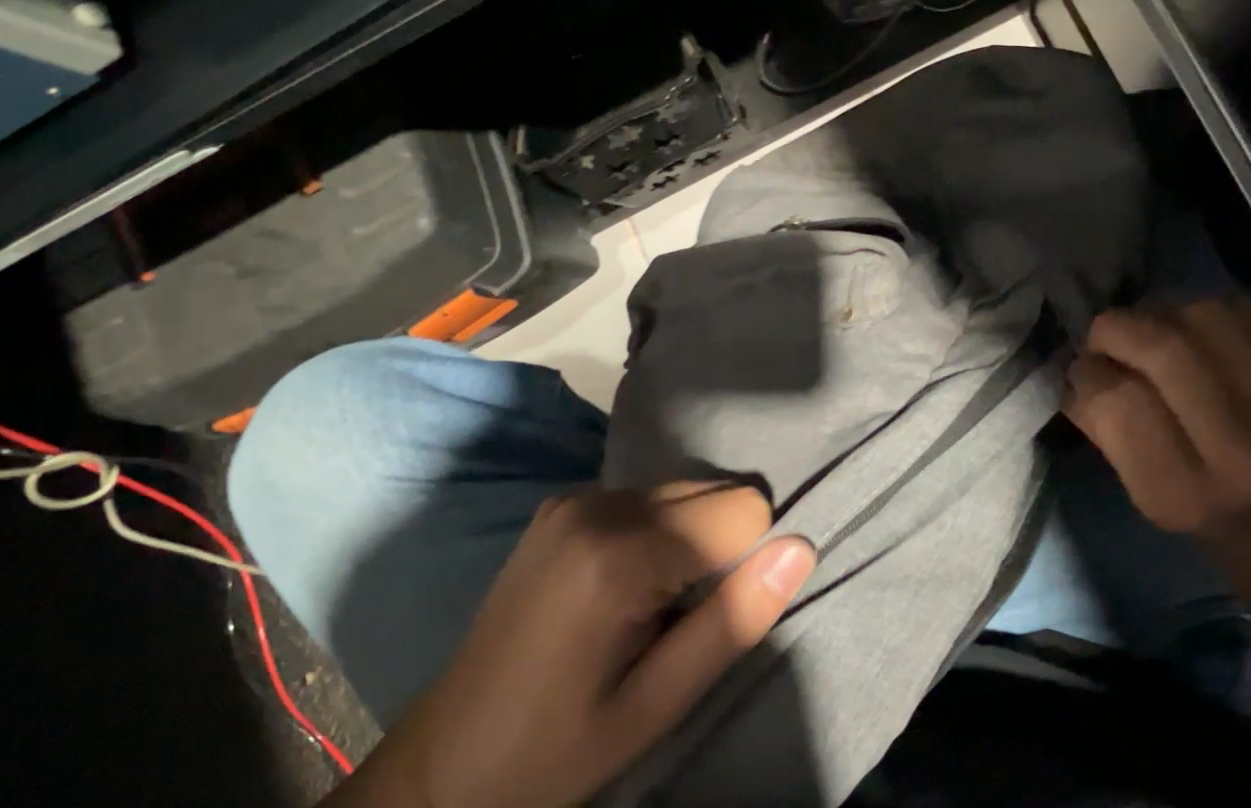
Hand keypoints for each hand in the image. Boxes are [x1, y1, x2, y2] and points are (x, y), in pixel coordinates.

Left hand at [325, 483, 814, 807]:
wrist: (448, 760)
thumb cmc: (560, 745)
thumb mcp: (659, 702)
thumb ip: (735, 620)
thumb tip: (802, 548)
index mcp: (621, 553)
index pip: (745, 509)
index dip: (746, 565)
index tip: (707, 618)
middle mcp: (597, 504)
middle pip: (713, 492)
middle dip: (719, 548)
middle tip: (674, 619)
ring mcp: (572, 498)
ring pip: (683, 492)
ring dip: (687, 541)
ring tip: (645, 608)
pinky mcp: (559, 505)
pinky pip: (644, 499)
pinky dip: (655, 533)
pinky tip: (620, 588)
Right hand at [1063, 297, 1250, 535]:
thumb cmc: (1197, 505)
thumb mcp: (1137, 489)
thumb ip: (1102, 425)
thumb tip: (1078, 365)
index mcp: (1186, 490)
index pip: (1120, 403)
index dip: (1089, 374)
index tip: (1082, 371)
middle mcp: (1243, 448)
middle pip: (1166, 350)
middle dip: (1118, 329)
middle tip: (1105, 336)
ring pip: (1204, 316)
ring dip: (1163, 314)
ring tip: (1153, 332)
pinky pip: (1247, 308)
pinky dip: (1208, 310)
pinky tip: (1199, 332)